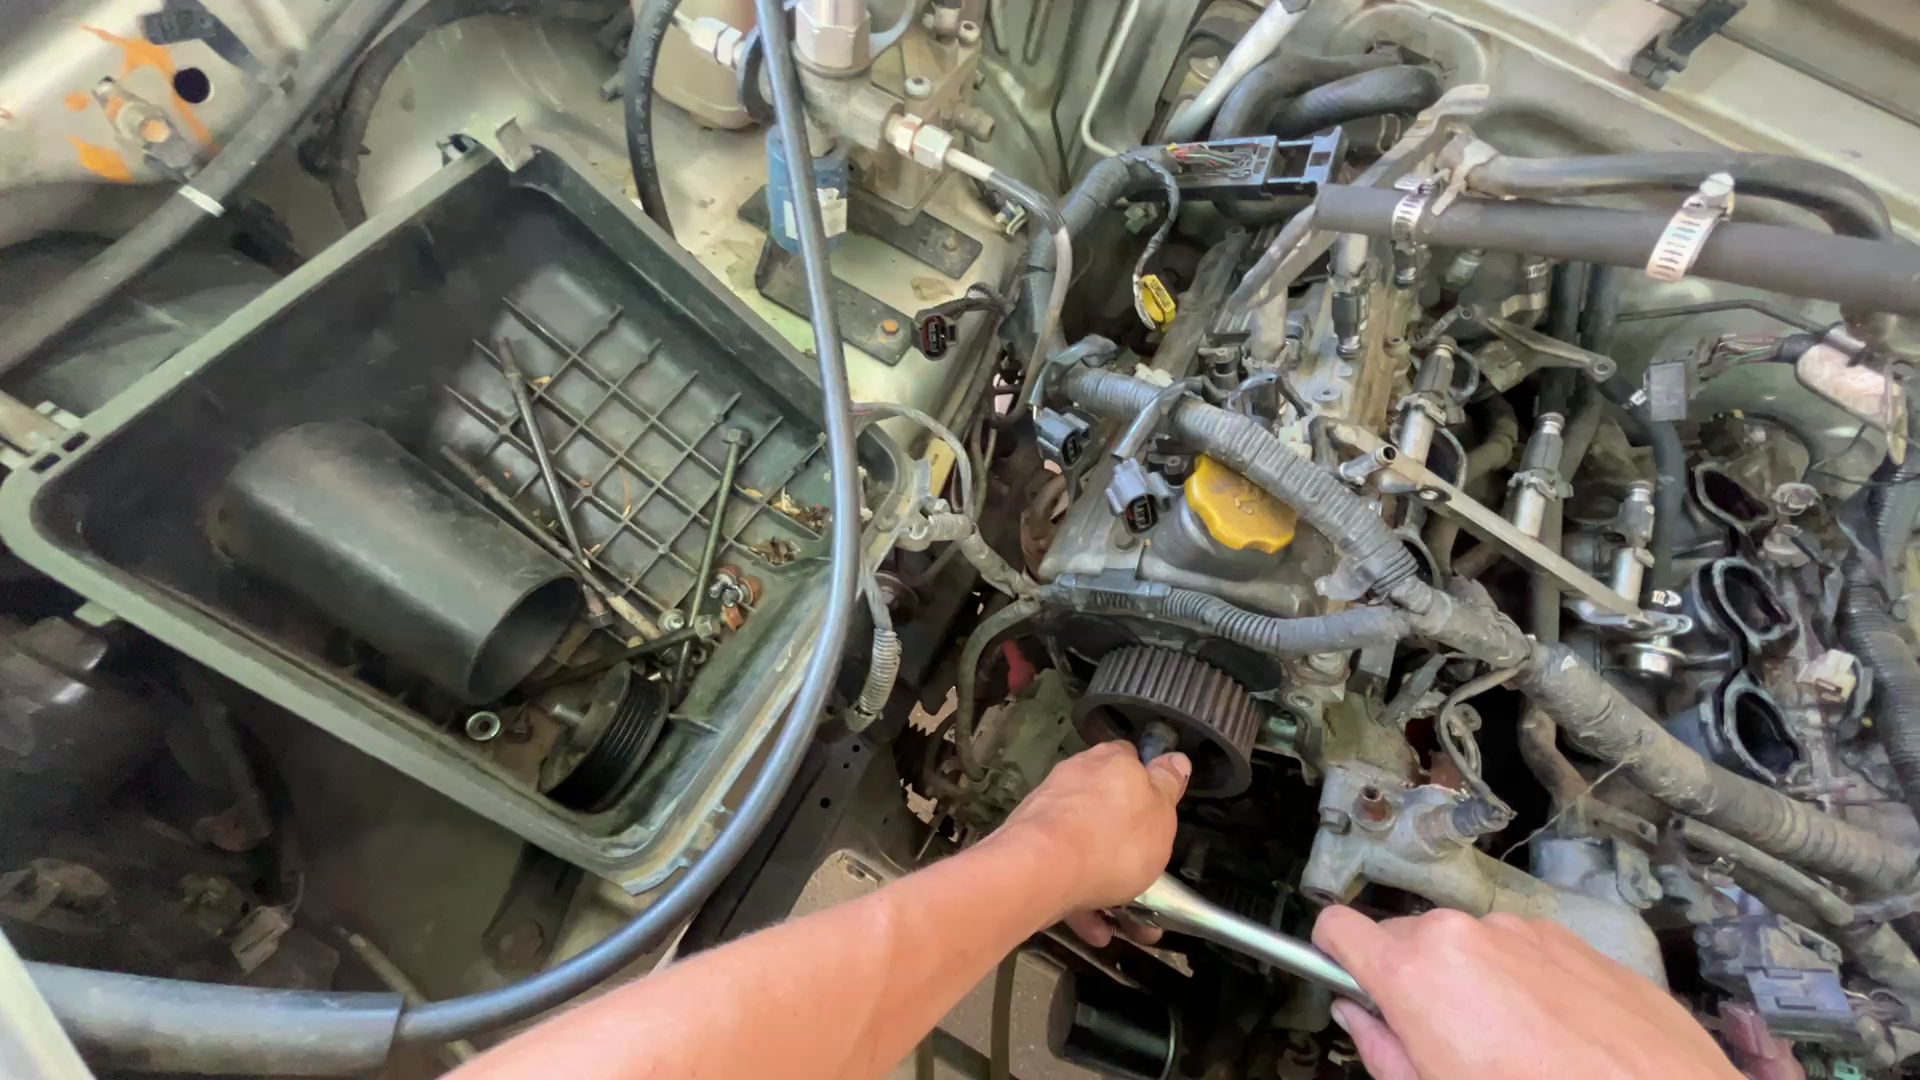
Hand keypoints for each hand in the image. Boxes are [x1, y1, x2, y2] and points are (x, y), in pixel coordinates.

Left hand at [992, 741, 1188, 936]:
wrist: (1041, 869)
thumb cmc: (1113, 839)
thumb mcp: (1159, 814)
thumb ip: (1166, 786)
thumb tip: (1176, 758)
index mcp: (1110, 762)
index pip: (1131, 759)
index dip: (1147, 785)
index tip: (1158, 816)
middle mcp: (1077, 776)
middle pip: (1107, 804)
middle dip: (1126, 842)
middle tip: (1146, 876)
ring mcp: (1050, 809)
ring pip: (1087, 844)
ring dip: (1106, 881)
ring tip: (1125, 922)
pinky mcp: (1031, 843)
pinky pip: (1064, 870)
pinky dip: (1081, 898)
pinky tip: (1096, 929)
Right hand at [1313, 906, 1741, 1079]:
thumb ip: (1382, 1051)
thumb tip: (1359, 1016)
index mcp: (1413, 971)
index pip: (1336, 926)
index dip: (1335, 955)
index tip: (1353, 984)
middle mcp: (1459, 932)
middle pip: (1403, 937)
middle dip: (1412, 976)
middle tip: (1451, 1039)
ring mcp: (1521, 930)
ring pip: (1466, 942)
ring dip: (1472, 976)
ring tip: (1524, 1044)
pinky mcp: (1576, 941)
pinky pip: (1525, 948)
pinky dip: (1527, 979)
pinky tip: (1569, 1036)